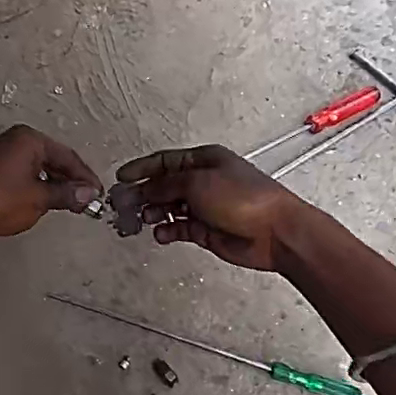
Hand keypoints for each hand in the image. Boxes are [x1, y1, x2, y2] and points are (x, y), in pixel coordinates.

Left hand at [0, 125, 103, 243]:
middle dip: (69, 181)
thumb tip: (87, 194)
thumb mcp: (39, 199)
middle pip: (52, 160)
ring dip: (53, 185)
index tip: (97, 194)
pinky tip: (41, 203)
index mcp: (29, 139)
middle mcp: (14, 141)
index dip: (85, 177)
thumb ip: (66, 194)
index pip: (68, 156)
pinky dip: (36, 188)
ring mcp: (0, 155)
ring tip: (67, 204)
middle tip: (85, 201)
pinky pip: (22, 176)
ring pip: (37, 168)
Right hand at [113, 145, 310, 270]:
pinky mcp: (205, 229)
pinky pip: (177, 228)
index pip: (163, 161)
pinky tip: (160, 234)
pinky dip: (166, 231)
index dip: (140, 169)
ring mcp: (204, 206)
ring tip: (139, 220)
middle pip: (162, 185)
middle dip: (142, 194)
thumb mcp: (197, 183)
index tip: (121, 178)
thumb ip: (165, 185)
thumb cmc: (246, 199)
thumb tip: (144, 189)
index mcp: (203, 160)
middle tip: (123, 204)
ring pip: (167, 208)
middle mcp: (203, 181)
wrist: (274, 232)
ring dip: (152, 213)